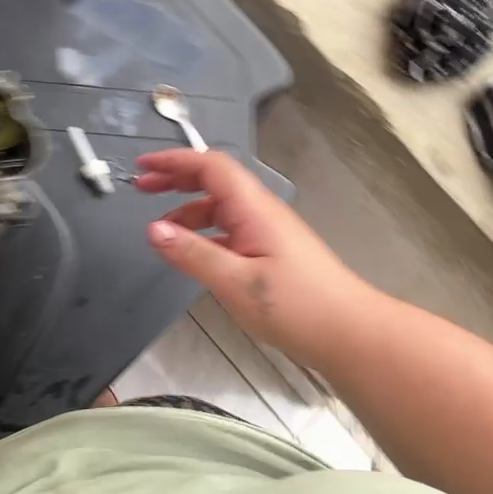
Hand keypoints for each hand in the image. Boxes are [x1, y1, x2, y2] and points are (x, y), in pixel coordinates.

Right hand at [136, 148, 363, 351]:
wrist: (349, 332)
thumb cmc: (297, 306)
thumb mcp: (236, 282)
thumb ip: (193, 255)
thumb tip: (153, 230)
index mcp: (254, 208)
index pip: (210, 166)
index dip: (174, 161)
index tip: (143, 166)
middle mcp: (261, 211)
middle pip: (215, 180)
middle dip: (176, 178)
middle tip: (143, 188)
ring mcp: (267, 231)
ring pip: (221, 207)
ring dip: (187, 209)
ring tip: (160, 230)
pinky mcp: (270, 251)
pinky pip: (230, 229)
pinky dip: (203, 232)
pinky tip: (191, 252)